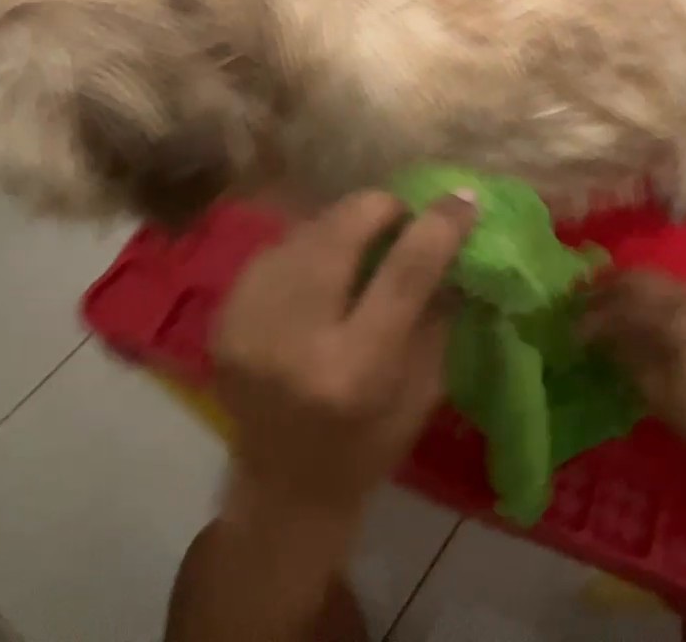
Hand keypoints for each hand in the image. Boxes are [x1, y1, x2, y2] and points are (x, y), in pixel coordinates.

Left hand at [211, 189, 477, 522]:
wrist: (283, 486)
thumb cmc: (368, 445)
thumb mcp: (422, 389)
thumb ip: (437, 312)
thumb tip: (451, 243)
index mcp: (355, 369)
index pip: (403, 273)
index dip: (438, 226)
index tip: (462, 198)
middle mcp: (294, 338)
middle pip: (340, 231)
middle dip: (381, 208)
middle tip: (403, 215)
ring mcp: (248, 322)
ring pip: (305, 231)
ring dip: (343, 225)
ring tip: (363, 240)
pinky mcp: (222, 315)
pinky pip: (276, 250)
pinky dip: (308, 247)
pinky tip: (323, 267)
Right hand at [578, 269, 685, 469]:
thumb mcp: (650, 385)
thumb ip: (621, 350)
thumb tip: (594, 333)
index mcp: (674, 316)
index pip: (622, 304)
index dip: (592, 317)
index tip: (572, 332)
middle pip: (638, 278)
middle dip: (606, 290)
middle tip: (584, 306)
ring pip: (654, 279)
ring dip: (625, 288)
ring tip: (604, 306)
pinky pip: (669, 288)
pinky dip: (645, 293)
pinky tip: (634, 312)